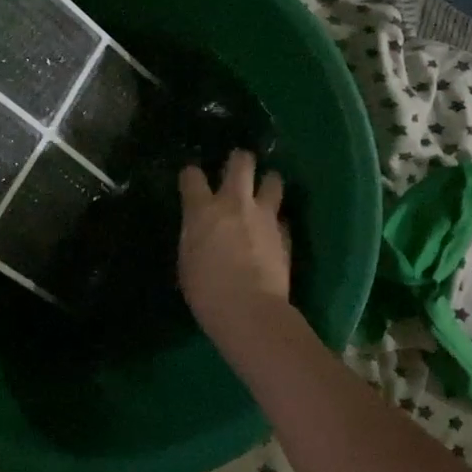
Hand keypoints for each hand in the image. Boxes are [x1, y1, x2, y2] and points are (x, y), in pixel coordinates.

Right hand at [178, 150, 290, 333]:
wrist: (250, 311)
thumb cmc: (206, 291)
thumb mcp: (187, 261)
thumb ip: (194, 236)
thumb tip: (200, 229)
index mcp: (203, 209)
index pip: (192, 175)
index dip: (190, 175)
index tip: (191, 180)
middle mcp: (235, 203)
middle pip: (241, 162)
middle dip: (239, 160)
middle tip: (237, 167)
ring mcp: (264, 216)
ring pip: (273, 180)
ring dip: (267, 183)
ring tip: (264, 191)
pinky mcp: (285, 235)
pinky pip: (282, 219)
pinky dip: (276, 222)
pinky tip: (272, 233)